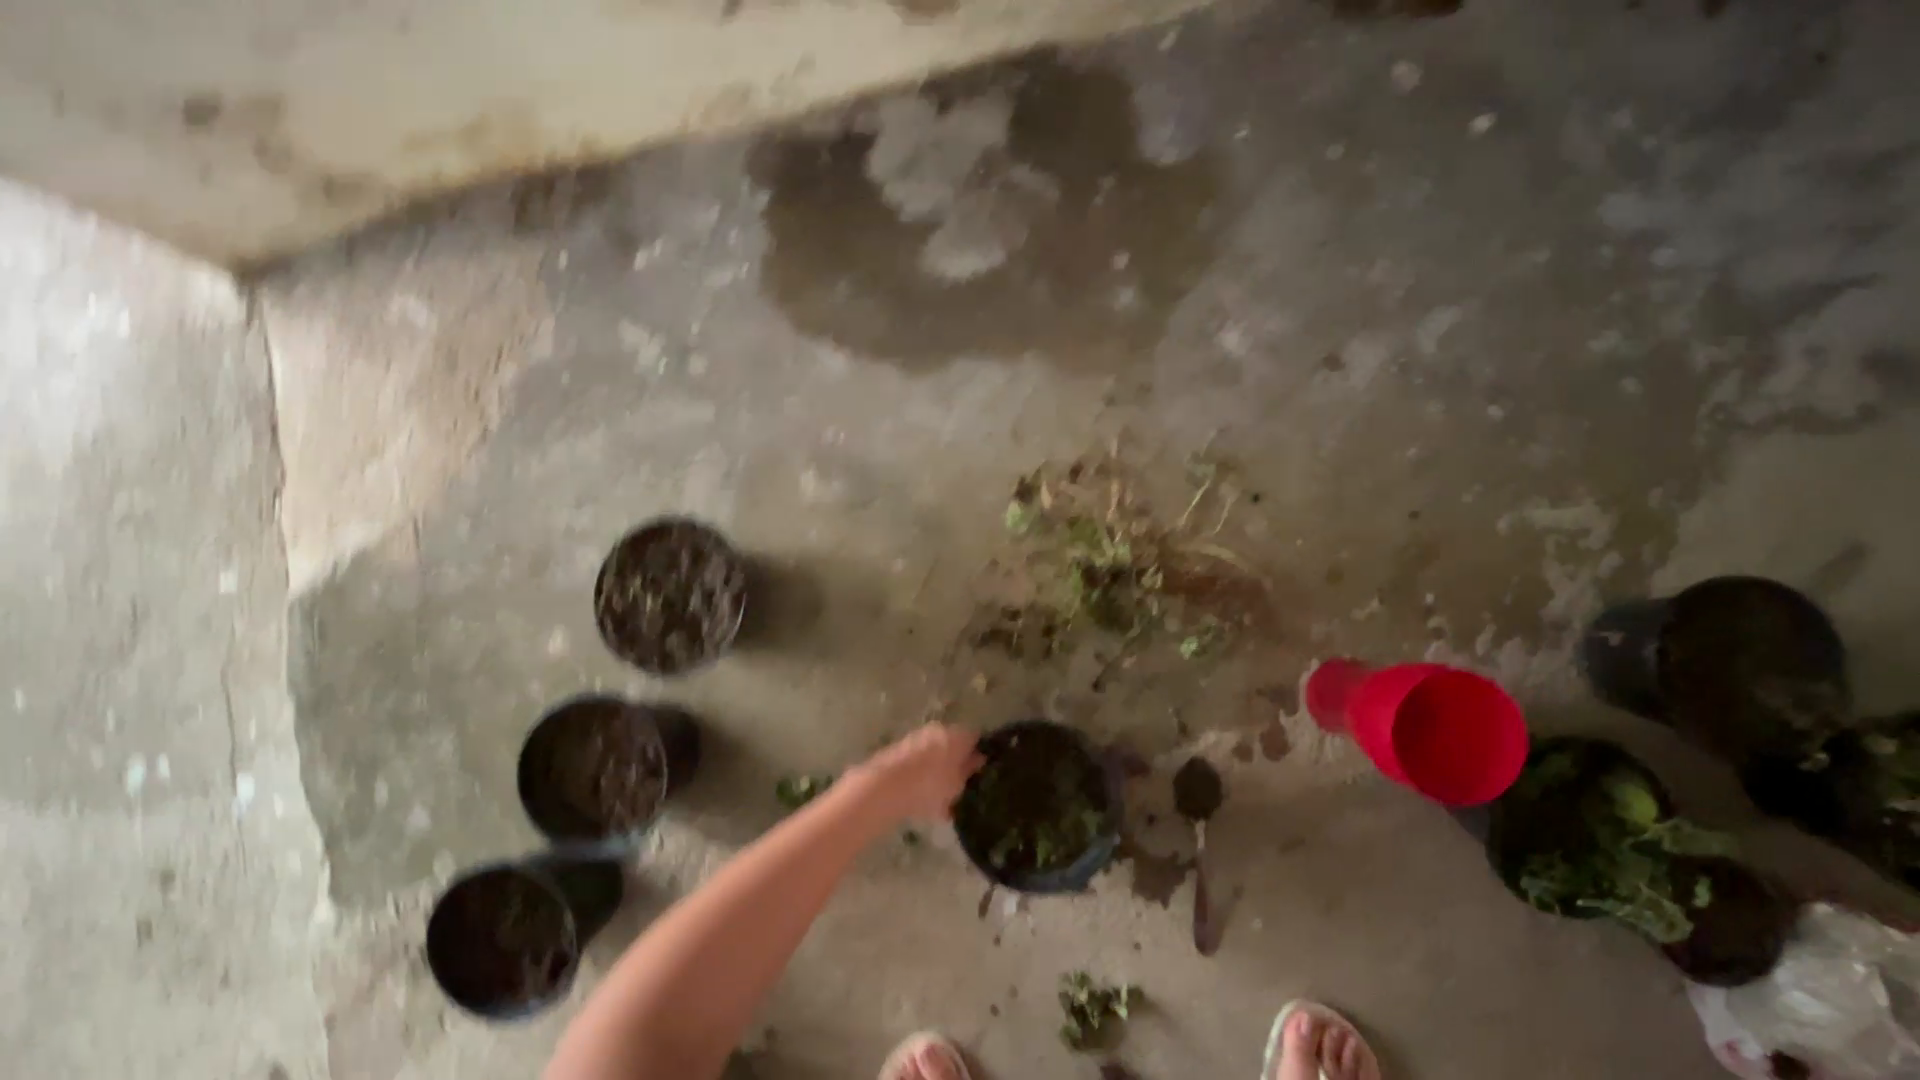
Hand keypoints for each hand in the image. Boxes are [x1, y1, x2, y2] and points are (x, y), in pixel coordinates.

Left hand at [847, 723, 983, 823]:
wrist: (886, 787)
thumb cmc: (931, 786)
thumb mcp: (957, 784)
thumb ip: (968, 771)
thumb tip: (977, 759)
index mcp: (957, 734)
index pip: (975, 738)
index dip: (978, 753)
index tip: (982, 770)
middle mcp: (937, 731)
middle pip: (952, 744)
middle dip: (956, 762)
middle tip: (962, 785)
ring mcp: (916, 739)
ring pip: (934, 754)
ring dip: (938, 772)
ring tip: (942, 800)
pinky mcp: (898, 751)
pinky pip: (918, 764)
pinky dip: (922, 777)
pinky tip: (924, 802)